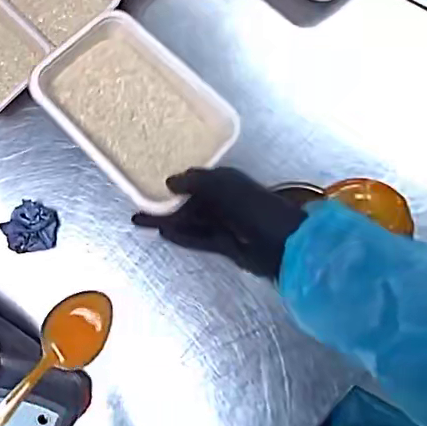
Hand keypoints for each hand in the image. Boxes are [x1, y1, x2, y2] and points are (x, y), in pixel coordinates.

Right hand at [131, 167, 306, 277]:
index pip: (195, 179)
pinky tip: (163, 233)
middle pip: (188, 202)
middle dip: (164, 205)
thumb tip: (169, 182)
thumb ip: (194, 181)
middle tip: (140, 207)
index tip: (153, 184)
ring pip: (189, 221)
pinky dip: (180, 237)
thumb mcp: (222, 184)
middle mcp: (224, 201)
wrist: (286, 242)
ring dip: (166, 221)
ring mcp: (225, 224)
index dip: (175, 182)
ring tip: (141, 221)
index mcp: (225, 181)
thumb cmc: (255, 206)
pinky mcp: (225, 246)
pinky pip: (197, 239)